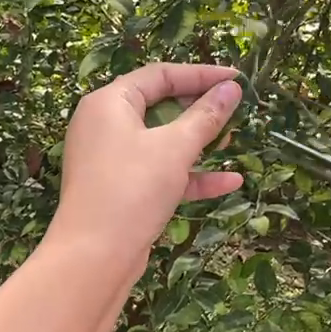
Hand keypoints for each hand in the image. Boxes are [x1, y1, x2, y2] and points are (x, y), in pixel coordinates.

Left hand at [45, 63, 243, 270]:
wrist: (94, 256)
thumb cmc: (132, 188)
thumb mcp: (175, 148)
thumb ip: (205, 116)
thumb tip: (231, 88)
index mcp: (109, 103)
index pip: (159, 75)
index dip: (200, 75)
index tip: (236, 78)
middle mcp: (104, 125)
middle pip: (159, 106)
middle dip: (199, 110)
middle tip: (235, 109)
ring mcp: (111, 159)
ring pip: (160, 142)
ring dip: (197, 143)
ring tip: (234, 142)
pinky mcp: (120, 189)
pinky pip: (158, 172)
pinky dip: (189, 175)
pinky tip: (229, 182)